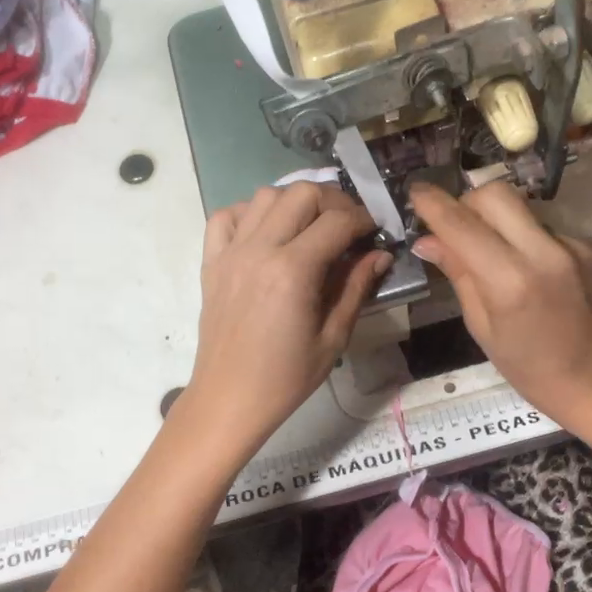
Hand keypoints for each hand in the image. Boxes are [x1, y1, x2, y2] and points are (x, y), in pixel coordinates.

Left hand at [186, 182, 391, 443]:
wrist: (229, 398)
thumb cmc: (286, 377)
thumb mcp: (333, 337)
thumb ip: (355, 288)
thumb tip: (379, 254)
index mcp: (293, 271)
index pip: (337, 221)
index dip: (363, 220)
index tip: (374, 232)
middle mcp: (259, 250)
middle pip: (301, 193)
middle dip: (332, 202)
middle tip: (346, 226)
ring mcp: (231, 252)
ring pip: (264, 196)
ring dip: (293, 202)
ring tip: (309, 226)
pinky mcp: (211, 261)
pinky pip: (226, 216)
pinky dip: (249, 213)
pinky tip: (267, 233)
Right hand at [409, 181, 591, 437]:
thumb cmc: (532, 370)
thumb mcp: (482, 329)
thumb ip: (459, 275)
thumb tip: (427, 240)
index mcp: (510, 281)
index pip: (461, 225)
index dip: (433, 204)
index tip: (415, 191)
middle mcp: (544, 252)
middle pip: (495, 194)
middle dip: (468, 203)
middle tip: (457, 228)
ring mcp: (573, 244)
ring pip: (522, 208)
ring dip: (499, 221)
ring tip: (497, 256)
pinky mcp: (590, 245)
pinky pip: (545, 227)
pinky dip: (528, 240)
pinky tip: (532, 272)